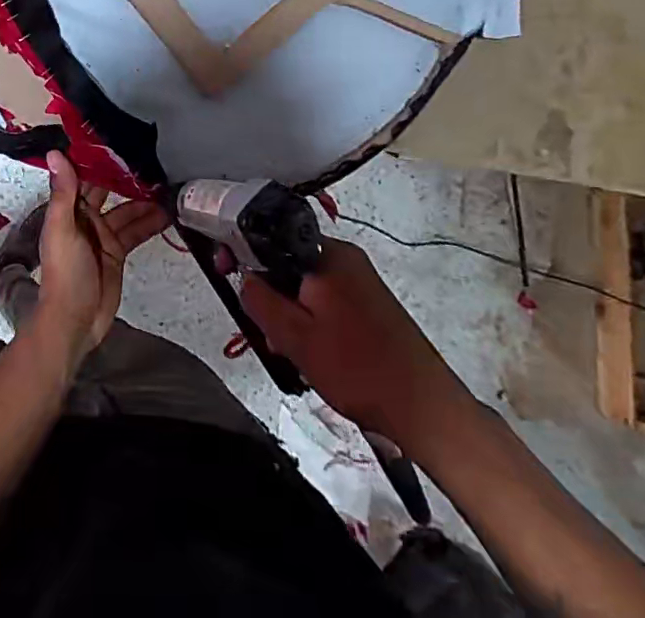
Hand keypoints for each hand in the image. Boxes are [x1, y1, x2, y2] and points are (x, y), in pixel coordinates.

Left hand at [31, 151, 169, 367]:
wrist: (75, 320)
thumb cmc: (64, 274)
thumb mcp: (63, 229)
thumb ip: (64, 192)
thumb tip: (56, 154)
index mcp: (68, 211)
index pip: (85, 178)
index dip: (100, 161)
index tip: (119, 140)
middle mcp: (86, 220)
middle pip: (110, 192)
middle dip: (128, 177)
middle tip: (153, 159)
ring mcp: (104, 236)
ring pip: (128, 211)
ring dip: (145, 199)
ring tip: (168, 184)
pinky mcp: (118, 252)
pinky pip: (137, 231)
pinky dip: (151, 222)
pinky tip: (169, 212)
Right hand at [241, 238, 469, 448]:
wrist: (422, 405)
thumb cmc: (356, 368)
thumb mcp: (294, 336)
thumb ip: (261, 300)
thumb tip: (244, 275)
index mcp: (328, 256)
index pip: (273, 238)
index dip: (243, 253)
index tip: (222, 272)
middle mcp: (345, 259)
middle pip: (288, 265)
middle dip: (270, 298)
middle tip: (269, 336)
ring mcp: (359, 282)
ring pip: (305, 289)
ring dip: (290, 317)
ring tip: (294, 356)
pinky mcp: (368, 305)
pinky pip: (325, 304)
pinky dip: (311, 325)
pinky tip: (314, 358)